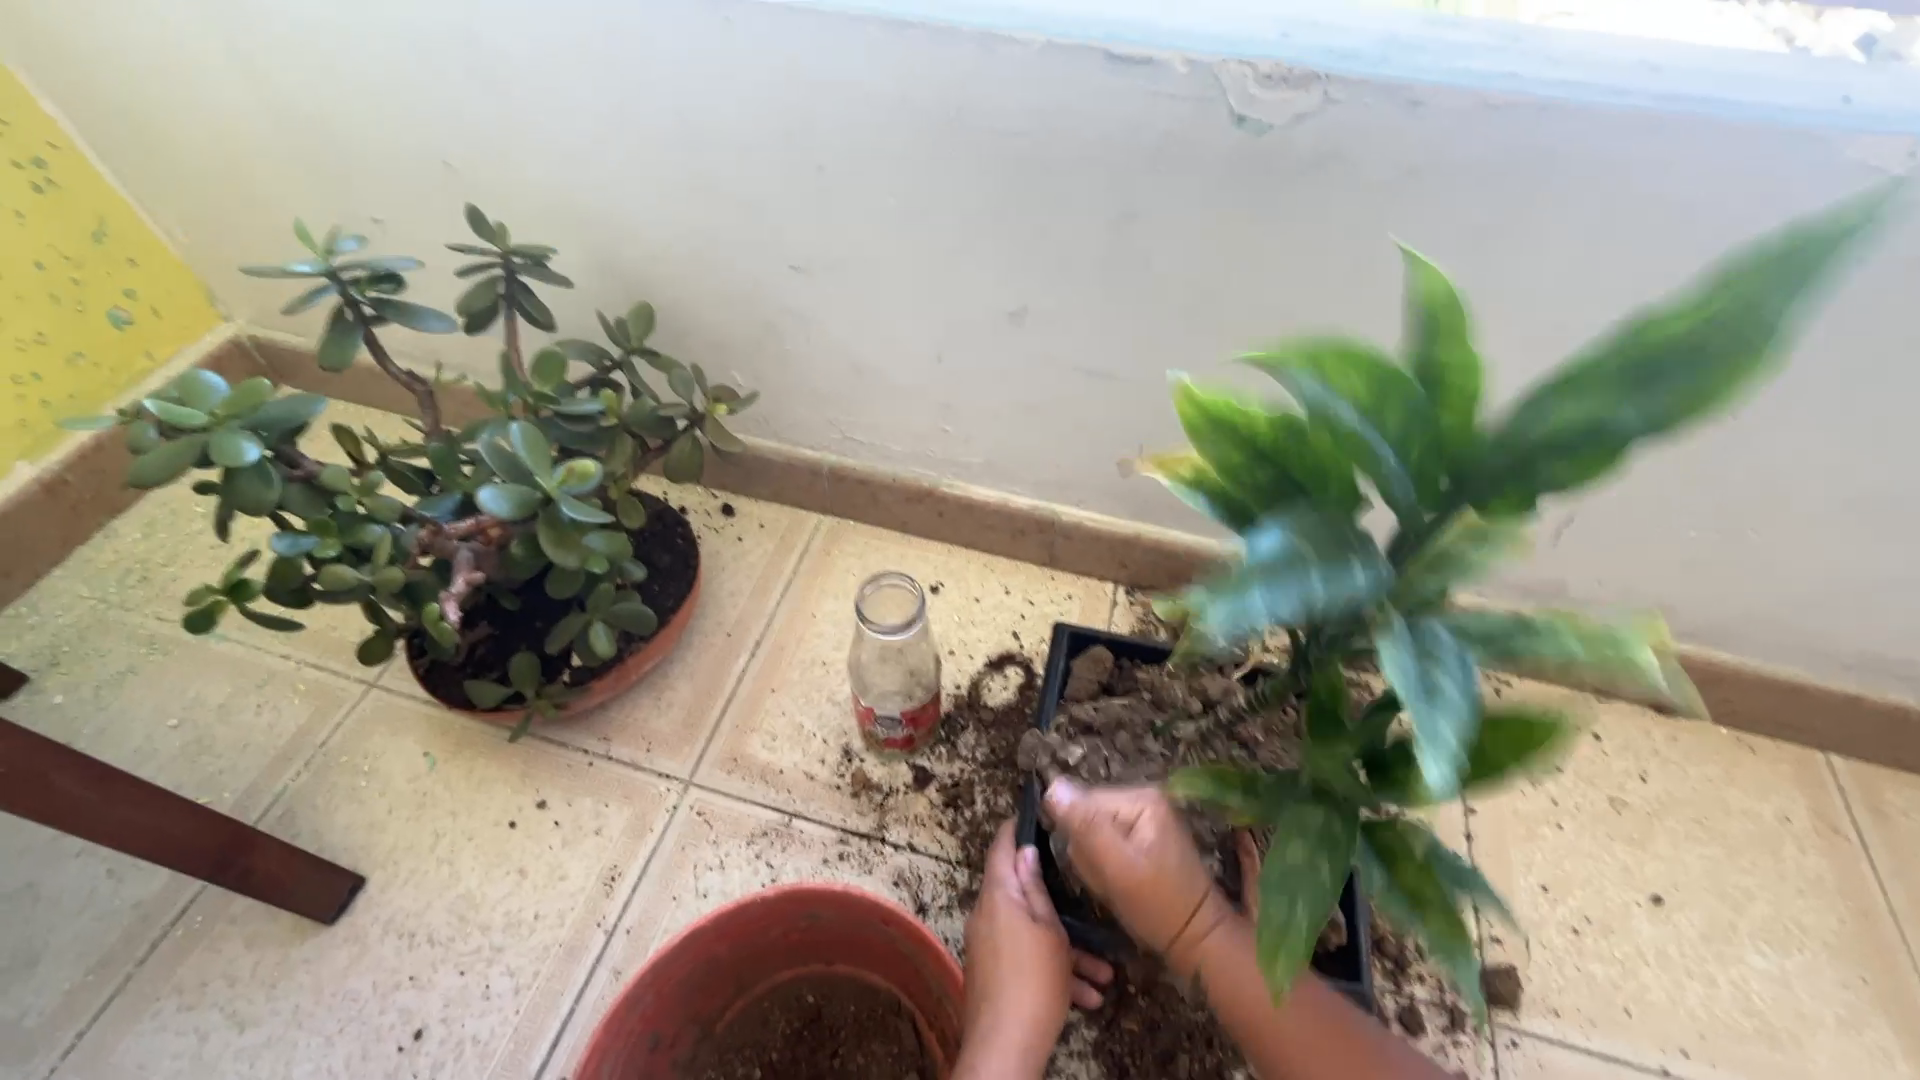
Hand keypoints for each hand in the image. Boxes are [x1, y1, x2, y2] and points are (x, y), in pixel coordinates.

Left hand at [960, 820, 1113, 1074]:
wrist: (1005, 1047)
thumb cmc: (1034, 981)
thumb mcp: (1049, 931)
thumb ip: (1037, 889)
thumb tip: (1026, 851)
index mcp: (998, 894)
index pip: (1002, 846)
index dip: (1018, 828)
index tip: (1038, 815)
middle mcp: (986, 914)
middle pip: (1021, 892)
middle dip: (1058, 902)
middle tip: (1086, 896)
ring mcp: (988, 945)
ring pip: (1031, 931)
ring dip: (1065, 947)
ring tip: (1105, 971)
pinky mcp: (993, 972)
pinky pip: (1025, 958)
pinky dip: (1052, 969)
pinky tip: (1089, 995)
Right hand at [1043, 778, 1233, 977]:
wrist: (1196, 939)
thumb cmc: (1158, 907)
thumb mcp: (1117, 868)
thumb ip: (1085, 826)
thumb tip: (1053, 787)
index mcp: (1140, 797)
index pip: (1081, 804)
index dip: (1081, 840)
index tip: (1101, 869)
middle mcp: (1143, 798)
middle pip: (1086, 817)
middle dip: (1090, 853)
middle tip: (1111, 881)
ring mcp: (1144, 818)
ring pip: (1091, 834)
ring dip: (1096, 863)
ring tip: (1117, 885)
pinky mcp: (1142, 837)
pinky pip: (1105, 845)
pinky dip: (1106, 867)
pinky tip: (1122, 883)